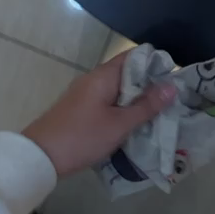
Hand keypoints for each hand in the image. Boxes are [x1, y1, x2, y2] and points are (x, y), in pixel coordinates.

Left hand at [23, 50, 177, 176]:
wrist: (40, 157)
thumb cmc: (82, 137)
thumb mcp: (120, 124)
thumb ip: (146, 105)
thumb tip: (172, 86)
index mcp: (103, 76)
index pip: (134, 56)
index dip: (155, 63)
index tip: (174, 78)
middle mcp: (93, 79)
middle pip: (127, 73)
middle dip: (150, 84)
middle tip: (172, 99)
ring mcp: (85, 94)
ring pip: (118, 90)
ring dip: (137, 99)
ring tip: (159, 112)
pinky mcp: (80, 109)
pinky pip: (108, 102)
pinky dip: (123, 108)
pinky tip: (134, 123)